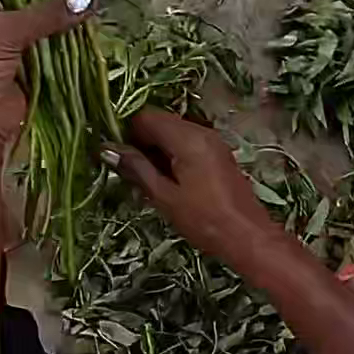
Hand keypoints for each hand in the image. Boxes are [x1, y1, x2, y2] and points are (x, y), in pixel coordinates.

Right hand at [104, 110, 294, 270]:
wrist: (247, 236)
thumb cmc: (203, 219)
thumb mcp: (164, 196)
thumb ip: (136, 168)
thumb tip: (106, 149)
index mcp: (188, 138)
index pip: (146, 117)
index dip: (126, 131)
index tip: (114, 153)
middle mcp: (202, 132)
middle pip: (161, 122)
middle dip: (141, 140)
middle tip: (128, 170)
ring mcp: (213, 142)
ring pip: (175, 133)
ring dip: (157, 149)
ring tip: (147, 179)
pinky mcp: (219, 155)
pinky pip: (189, 144)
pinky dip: (174, 155)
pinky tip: (168, 180)